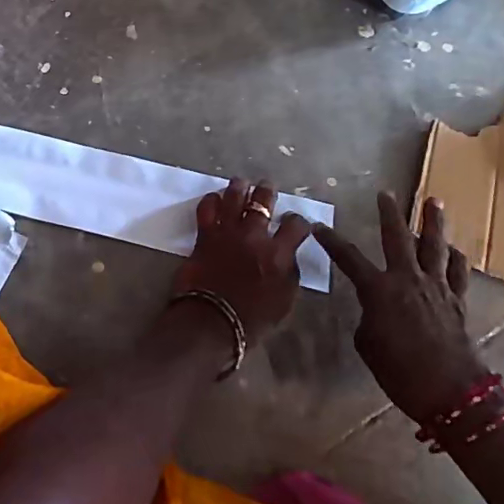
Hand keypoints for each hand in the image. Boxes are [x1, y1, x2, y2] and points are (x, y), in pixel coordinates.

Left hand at [173, 178, 312, 339]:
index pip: (296, 226)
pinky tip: (213, 198)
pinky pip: (207, 210)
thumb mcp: (284, 301)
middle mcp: (254, 237)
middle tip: (267, 185)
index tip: (295, 222)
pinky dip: (211, 201)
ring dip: (239, 187)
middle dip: (267, 191)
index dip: (298, 221)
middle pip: (263, 202)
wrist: (211, 322)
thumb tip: (289, 257)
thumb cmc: (251, 320)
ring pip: (234, 198)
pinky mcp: (204, 236)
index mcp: (279, 254)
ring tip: (241, 181)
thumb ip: (289, 274)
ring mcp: (227, 233)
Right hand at [314, 193, 489, 425]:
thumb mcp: (368, 345)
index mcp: (379, 290)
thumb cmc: (399, 371)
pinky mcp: (457, 300)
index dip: (332, 241)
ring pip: (434, 246)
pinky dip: (456, 258)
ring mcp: (436, 287)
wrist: (450, 391)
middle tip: (386, 194)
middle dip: (389, 213)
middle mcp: (407, 279)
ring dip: (433, 222)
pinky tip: (454, 250)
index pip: (349, 258)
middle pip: (397, 237)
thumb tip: (376, 310)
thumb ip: (369, 318)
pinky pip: (458, 272)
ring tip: (433, 201)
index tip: (319, 226)